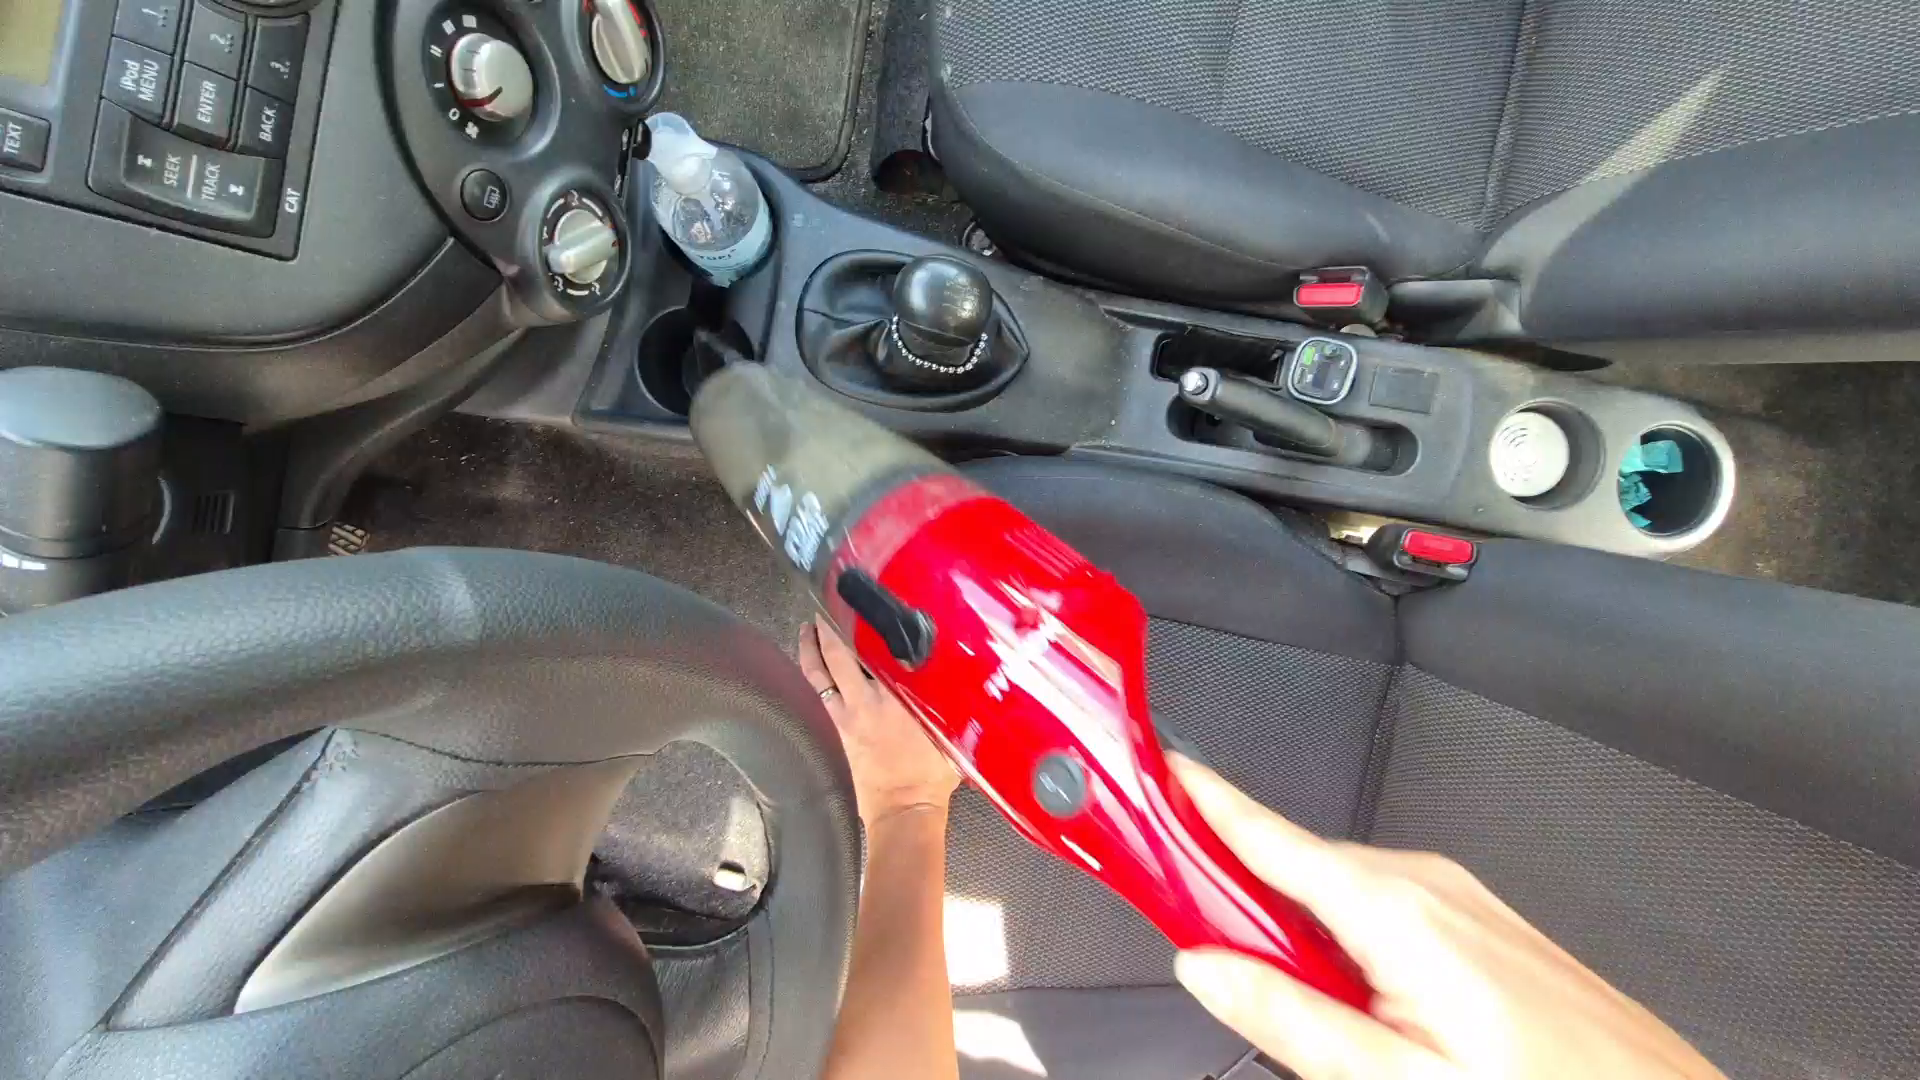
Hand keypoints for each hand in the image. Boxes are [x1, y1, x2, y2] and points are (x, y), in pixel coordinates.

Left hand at [799, 616, 959, 824]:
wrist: (905, 811)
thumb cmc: (932, 774)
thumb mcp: (950, 729)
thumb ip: (947, 699)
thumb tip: (965, 673)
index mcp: (897, 697)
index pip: (876, 649)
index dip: (864, 623)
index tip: (861, 603)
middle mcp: (866, 702)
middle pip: (837, 655)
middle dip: (828, 628)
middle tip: (825, 607)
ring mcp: (846, 718)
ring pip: (818, 675)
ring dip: (810, 649)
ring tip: (807, 629)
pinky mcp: (836, 733)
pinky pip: (817, 697)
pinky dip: (811, 678)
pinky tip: (810, 666)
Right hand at [1167, 756, 1726, 1079]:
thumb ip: (1290, 1018)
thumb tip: (1204, 967)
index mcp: (1393, 908)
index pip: (1265, 832)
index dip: (1203, 797)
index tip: (1160, 770)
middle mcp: (1421, 881)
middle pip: (1289, 864)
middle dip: (1239, 895)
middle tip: (1215, 952)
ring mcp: (1452, 894)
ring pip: (1331, 889)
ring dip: (1292, 926)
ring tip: (1304, 1001)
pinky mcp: (1470, 917)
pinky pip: (1374, 903)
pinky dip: (1338, 933)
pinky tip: (1359, 997)